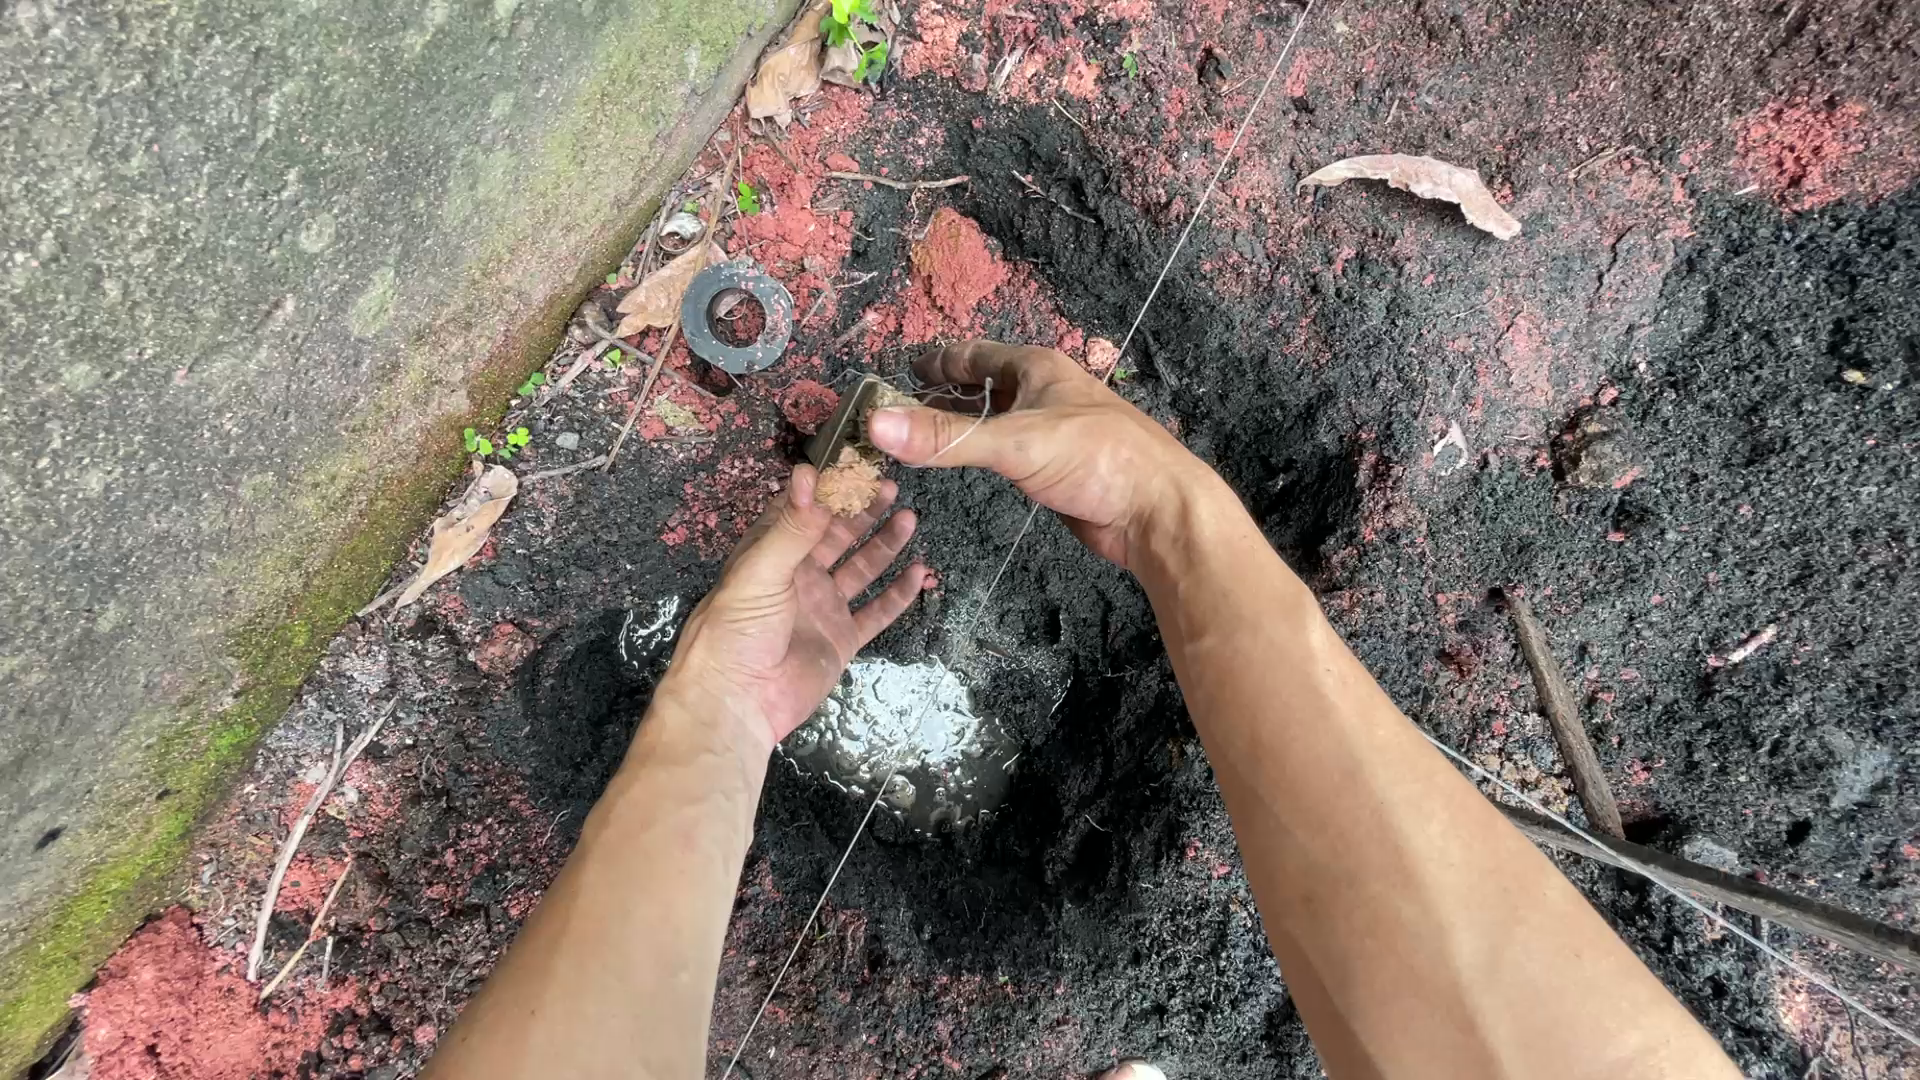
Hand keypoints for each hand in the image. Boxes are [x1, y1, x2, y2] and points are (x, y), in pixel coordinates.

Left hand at [661, 467, 932, 752]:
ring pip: (861, 569)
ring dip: (885, 545)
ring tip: (910, 519)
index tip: (856, 467)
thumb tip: (809, 473)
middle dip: (864, 512)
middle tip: (892, 488)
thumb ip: (793, 526)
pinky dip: (897, 594)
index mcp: (771, 554)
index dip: (829, 490)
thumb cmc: (738, 628)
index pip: (804, 512)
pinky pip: (875, 612)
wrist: (739, 700)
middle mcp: (799, 576)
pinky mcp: (841, 639)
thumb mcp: (761, 570)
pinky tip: (918, 573)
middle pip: (838, 536)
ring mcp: (822, 608)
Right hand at [867, 340, 1223, 568]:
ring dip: (964, 422)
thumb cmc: (1095, 458)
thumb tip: (875, 425)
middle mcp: (1044, 393)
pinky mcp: (1056, 467)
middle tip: (903, 404)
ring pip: (997, 419)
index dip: (938, 360)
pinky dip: (983, 451)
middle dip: (946, 391)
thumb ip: (946, 437)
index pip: (975, 356)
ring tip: (924, 432)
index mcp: (1037, 369)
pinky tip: (968, 461)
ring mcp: (1052, 431)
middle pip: (985, 385)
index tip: (901, 369)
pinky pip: (1009, 451)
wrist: (1156, 510)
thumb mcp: (1015, 441)